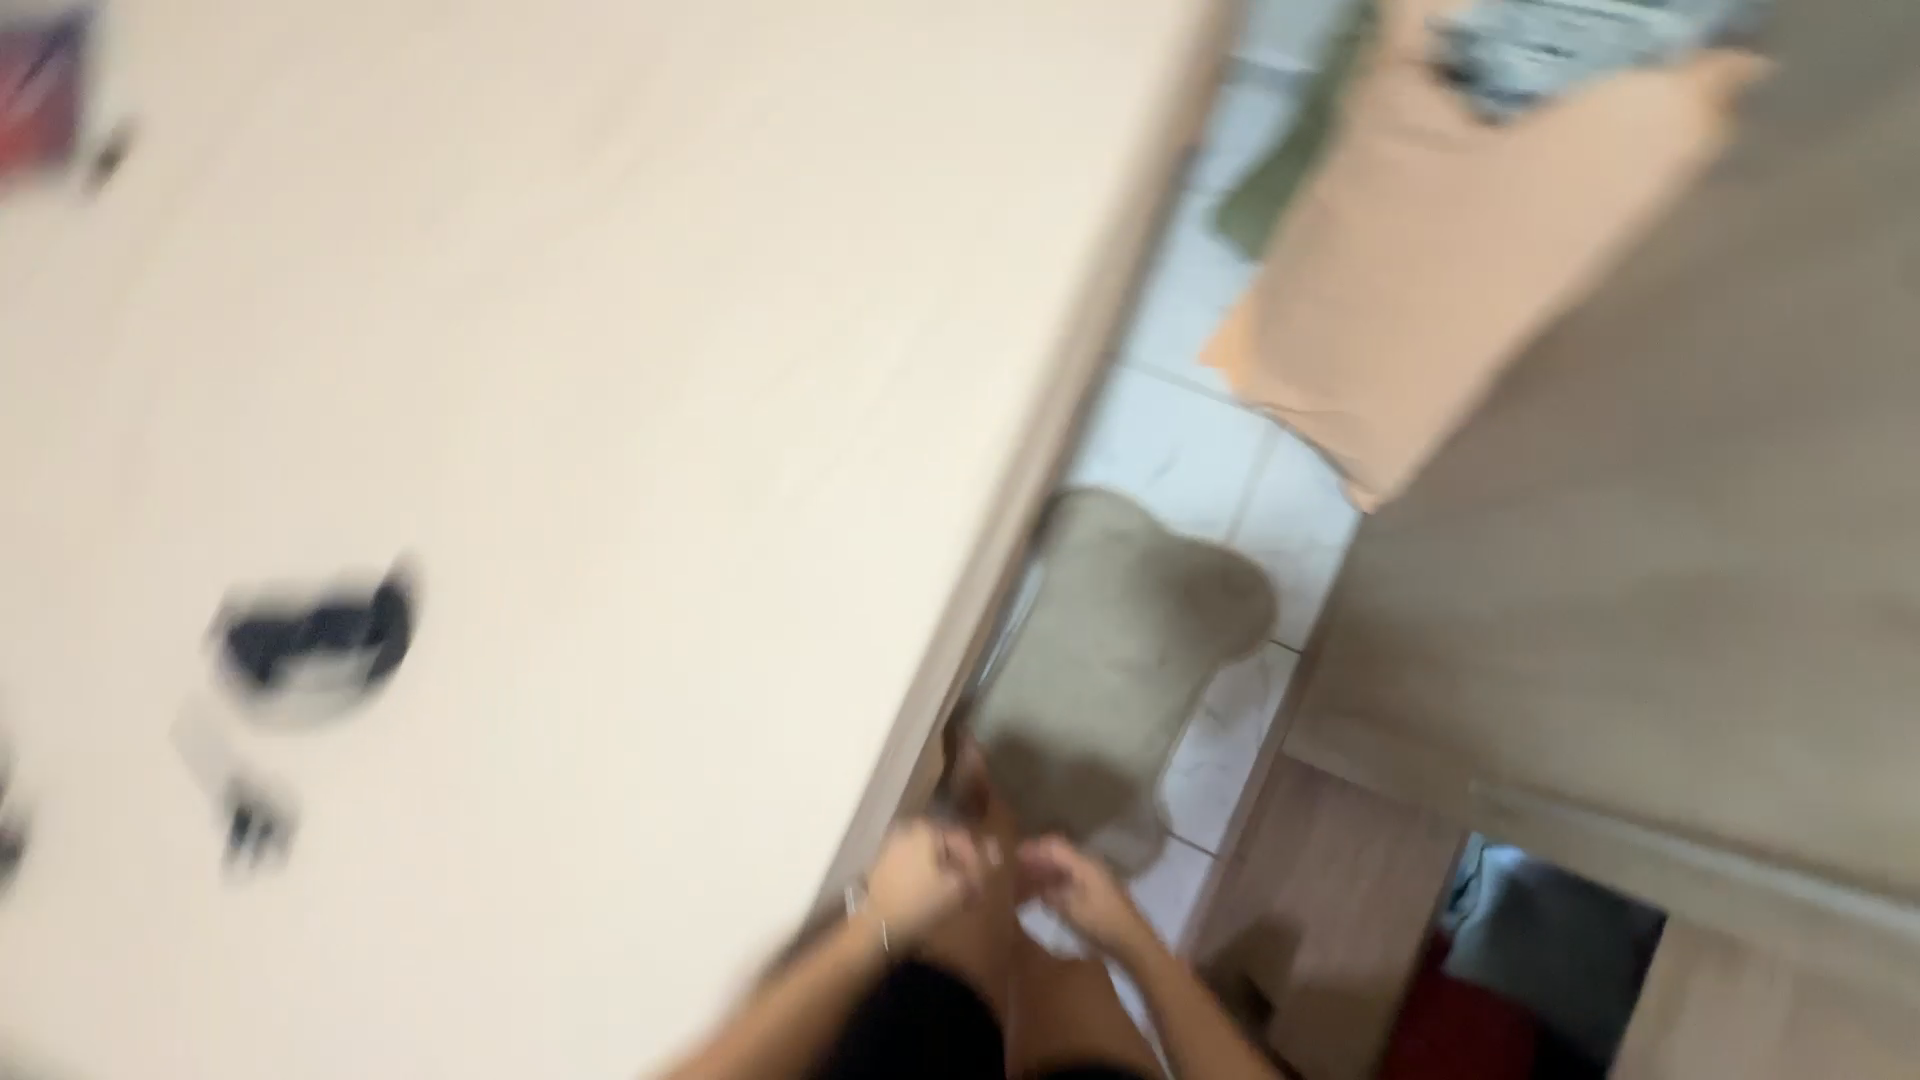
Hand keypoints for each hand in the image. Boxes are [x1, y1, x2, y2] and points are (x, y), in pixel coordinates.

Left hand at [863, 820, 997, 945]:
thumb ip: (981, 867)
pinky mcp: (883, 865)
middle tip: (974, 890)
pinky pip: (915, 865)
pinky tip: (934, 897)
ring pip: (931, 856)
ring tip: (957, 897)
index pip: (964, 837)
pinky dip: (928, 877)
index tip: (986, 883)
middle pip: (947, 846)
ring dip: (946, 872)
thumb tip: (998, 850)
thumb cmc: (921, 902)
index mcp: (926, 827)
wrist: (877, 928)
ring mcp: (893, 845)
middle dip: (963, 866)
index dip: (979, 861)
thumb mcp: (958, 886)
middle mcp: (908, 829)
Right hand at [1016, 836, 1157, 961]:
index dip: (1031, 848)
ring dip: (1043, 873)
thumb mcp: (1070, 908)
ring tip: (1023, 883)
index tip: (1011, 854)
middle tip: (1014, 869)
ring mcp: (1094, 879)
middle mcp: (1088, 865)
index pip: (1052, 845)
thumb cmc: (1101, 923)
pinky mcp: (1096, 894)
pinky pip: (1069, 881)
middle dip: (1035, 860)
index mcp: (1083, 863)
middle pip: (1057, 855)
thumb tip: (1038, 886)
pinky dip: (1054, 885)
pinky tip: (1043, 897)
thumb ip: (1050, 893)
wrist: (1134, 944)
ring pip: (1062, 869)